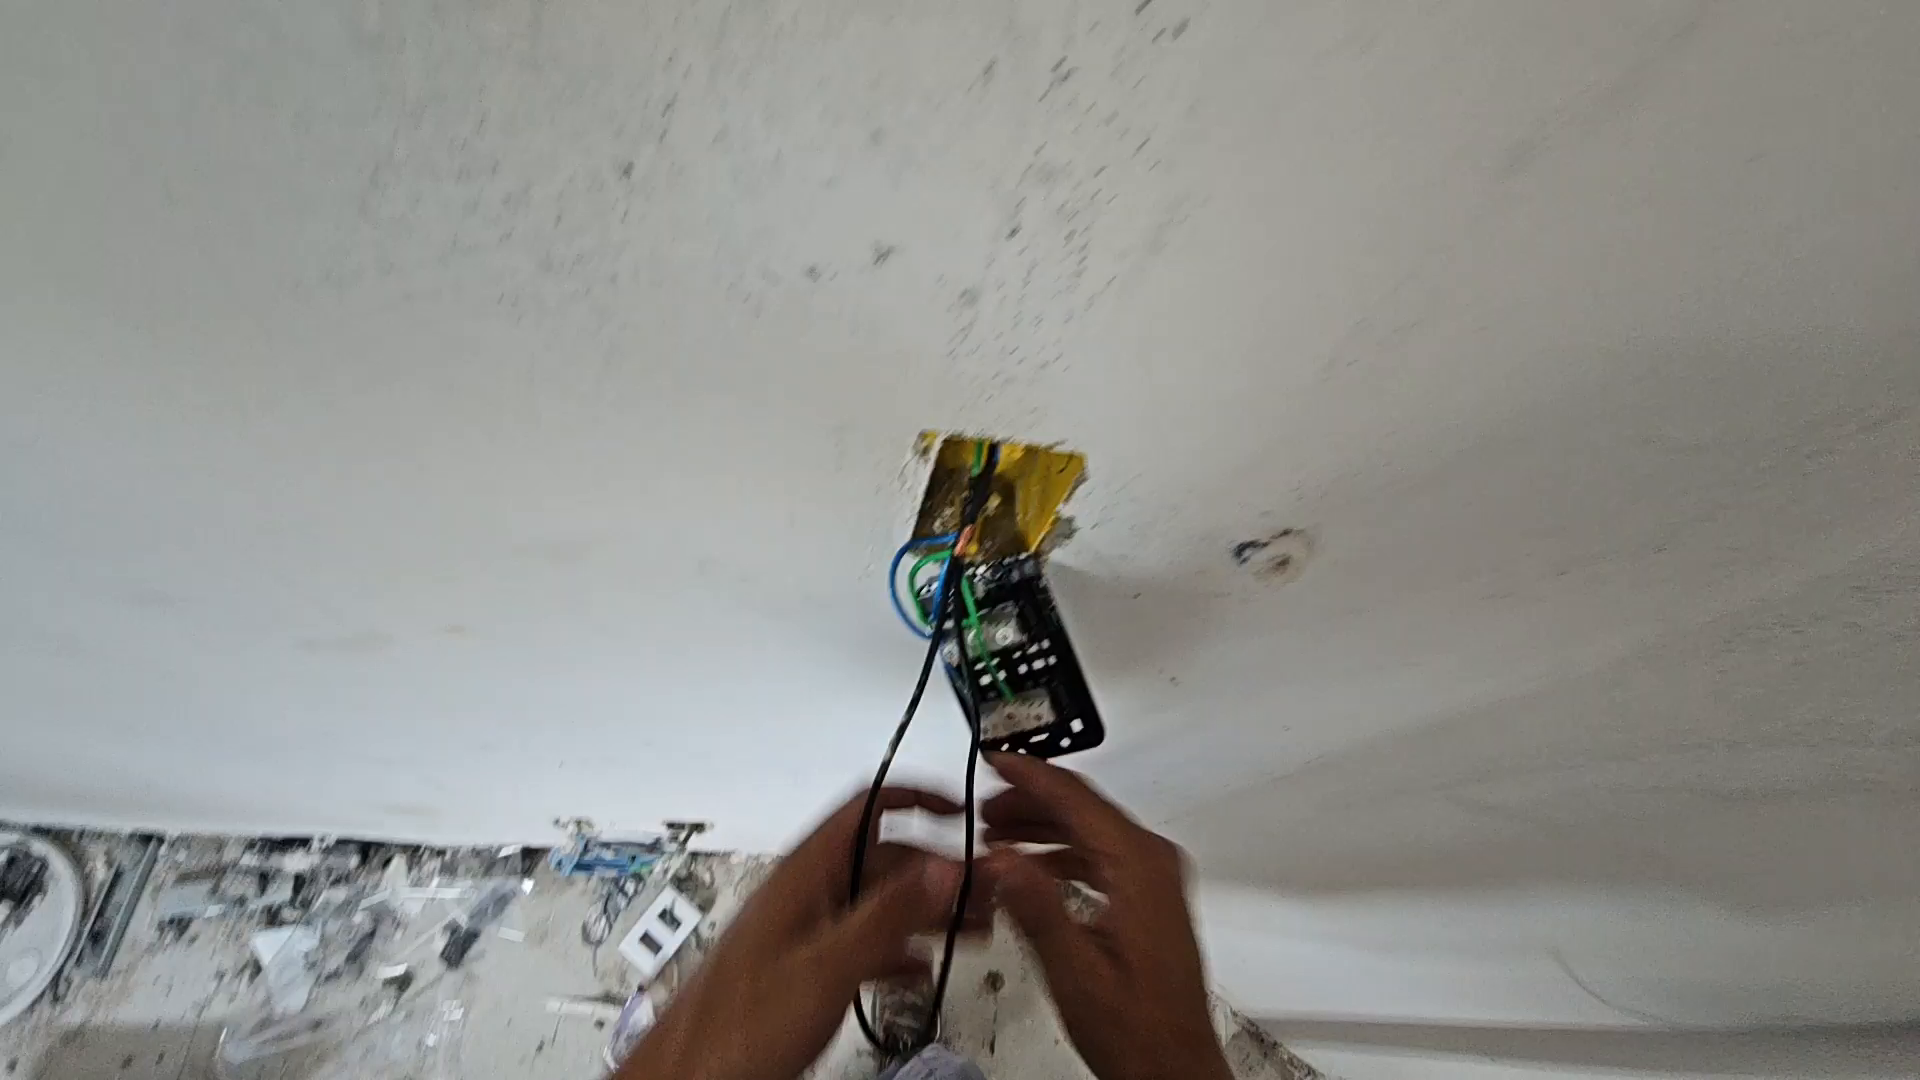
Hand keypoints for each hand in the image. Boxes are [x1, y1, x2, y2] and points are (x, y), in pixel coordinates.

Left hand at [617, 786, 967, 1079]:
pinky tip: (920, 967)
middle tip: (982, 891)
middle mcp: (810, 888)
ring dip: (926, 909)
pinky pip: (864, 938)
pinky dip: (898, 946)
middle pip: (884, 856)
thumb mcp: (827, 964)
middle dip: (936, 869)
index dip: (916, 798)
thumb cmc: (738, 1027)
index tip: (959, 814)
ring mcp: (808, 925)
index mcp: (808, 870)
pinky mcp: (807, 961)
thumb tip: (944, 867)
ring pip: (879, 899)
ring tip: (971, 927)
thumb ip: (889, 914)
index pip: (868, 805)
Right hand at [980, 754, 1231, 1079]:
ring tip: (998, 831)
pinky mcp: (1146, 894)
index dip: (1030, 775)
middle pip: (1082, 807)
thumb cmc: (1140, 1033)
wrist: (1176, 1074)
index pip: (1076, 798)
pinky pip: (1097, 852)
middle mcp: (1152, 861)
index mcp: (1139, 867)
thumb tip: (1001, 858)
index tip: (996, 760)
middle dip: (1029, 801)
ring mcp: (1152, 877)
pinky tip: (1030, 865)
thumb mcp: (1075, 972)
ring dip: (1042, 826)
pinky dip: (1060, 851)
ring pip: (1088, 828)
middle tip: (986, 805)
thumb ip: (1036, 909)